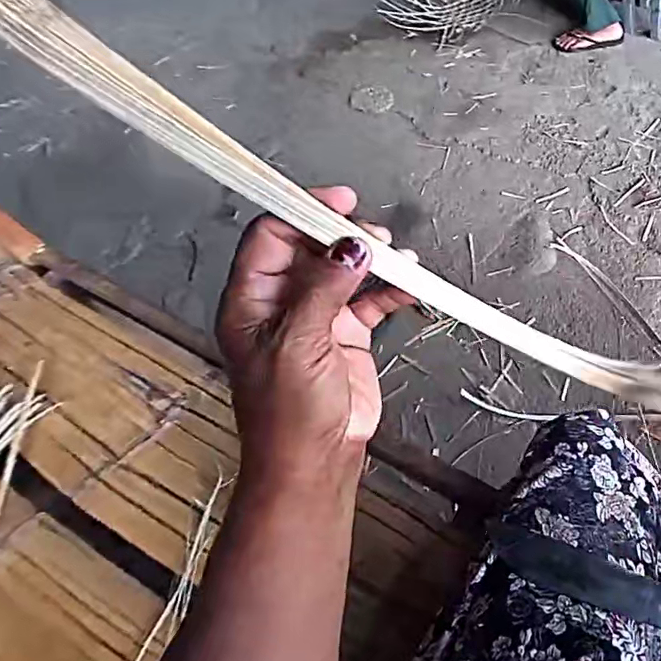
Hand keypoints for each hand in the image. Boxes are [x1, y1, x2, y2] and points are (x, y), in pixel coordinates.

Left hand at [215, 188, 415, 474]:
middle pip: (314, 247)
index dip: (304, 213)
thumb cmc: (287, 414)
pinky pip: (372, 298)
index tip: (339, 203)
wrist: (316, 458)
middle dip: (346, 235)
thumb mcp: (299, 344)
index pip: (273, 237)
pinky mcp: (348, 333)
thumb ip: (324, 290)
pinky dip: (392, 288)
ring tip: (398, 259)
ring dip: (374, 260)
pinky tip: (409, 286)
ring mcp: (318, 316)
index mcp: (252, 300)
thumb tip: (349, 246)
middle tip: (375, 237)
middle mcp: (284, 302)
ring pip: (346, 269)